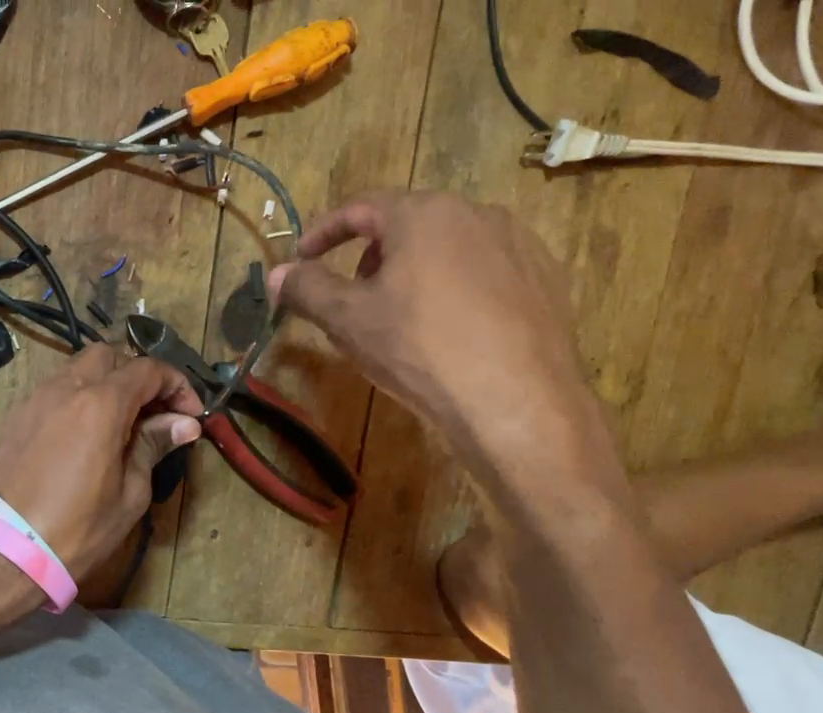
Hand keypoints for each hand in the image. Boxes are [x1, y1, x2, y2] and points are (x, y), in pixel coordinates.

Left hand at [0, 344, 202, 578]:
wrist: (6, 551)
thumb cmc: (77, 529)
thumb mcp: (129, 493)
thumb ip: (153, 447)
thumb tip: (184, 423)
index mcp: (100, 404)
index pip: (148, 370)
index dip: (177, 385)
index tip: (190, 414)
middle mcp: (65, 388)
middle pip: (108, 356)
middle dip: (137, 375)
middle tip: (153, 413)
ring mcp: (33, 400)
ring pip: (75, 369)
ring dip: (103, 383)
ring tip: (118, 422)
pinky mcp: (13, 418)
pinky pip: (51, 391)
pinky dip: (74, 398)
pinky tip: (81, 433)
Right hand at [266, 191, 602, 470]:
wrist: (514, 397)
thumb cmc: (419, 349)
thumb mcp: (348, 320)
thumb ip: (308, 289)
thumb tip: (278, 273)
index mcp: (424, 215)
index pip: (362, 206)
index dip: (325, 231)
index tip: (303, 256)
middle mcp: (476, 213)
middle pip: (408, 224)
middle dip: (372, 256)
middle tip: (353, 298)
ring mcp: (518, 244)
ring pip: (449, 248)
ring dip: (415, 273)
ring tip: (401, 320)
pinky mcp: (544, 278)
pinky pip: (485, 272)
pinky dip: (456, 290)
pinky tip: (449, 333)